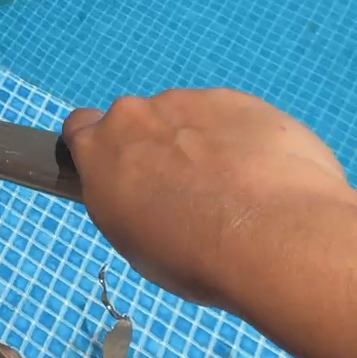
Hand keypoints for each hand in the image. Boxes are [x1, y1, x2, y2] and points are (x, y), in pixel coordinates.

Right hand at [63, 88, 356, 307]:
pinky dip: (247, 141)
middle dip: (160, 148)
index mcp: (97, 147)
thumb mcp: (134, 242)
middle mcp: (132, 114)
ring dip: (204, 144)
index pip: (80, 126)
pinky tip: (271, 178)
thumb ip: (126, 200)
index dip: (104, 148)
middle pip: (138, 122)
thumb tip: (144, 194)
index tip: (128, 173)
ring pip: (188, 119)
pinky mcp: (237, 101)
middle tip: (194, 192)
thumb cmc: (191, 257)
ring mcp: (184, 101)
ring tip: (243, 191)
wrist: (276, 241)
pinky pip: (234, 118)